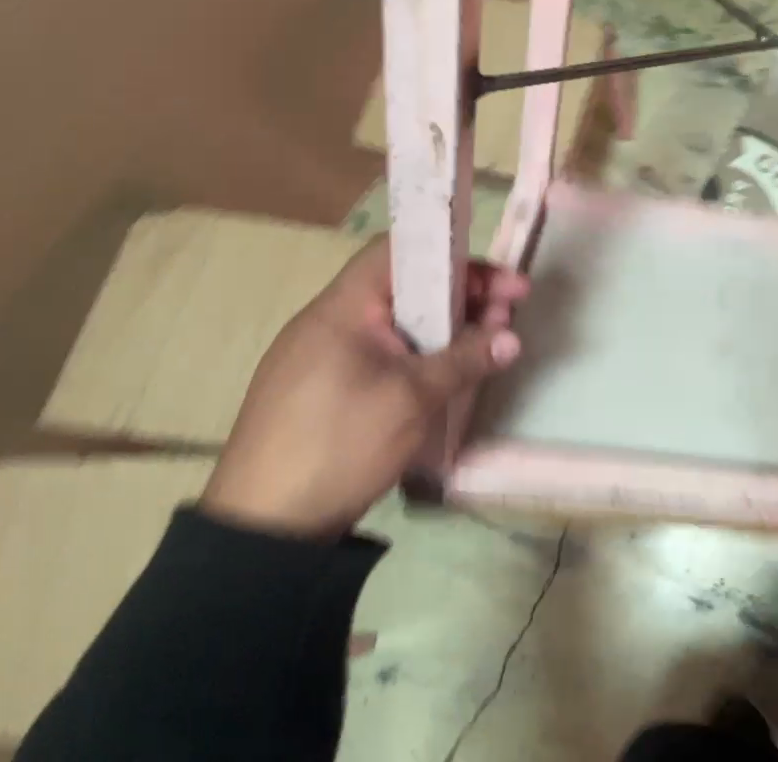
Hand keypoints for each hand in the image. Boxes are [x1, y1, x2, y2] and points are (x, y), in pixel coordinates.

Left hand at [200, 238, 529, 539]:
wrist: (266, 526)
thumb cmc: (340, 443)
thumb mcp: (412, 398)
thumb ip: (465, 360)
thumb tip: (511, 338)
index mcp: (342, 310)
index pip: (398, 251)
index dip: (456, 256)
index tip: (503, 284)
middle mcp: (330, 323)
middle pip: (405, 286)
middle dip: (464, 295)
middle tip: (509, 318)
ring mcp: (326, 357)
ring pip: (399, 323)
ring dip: (448, 327)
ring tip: (488, 348)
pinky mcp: (329, 389)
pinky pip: (386, 353)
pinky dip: (424, 353)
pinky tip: (449, 375)